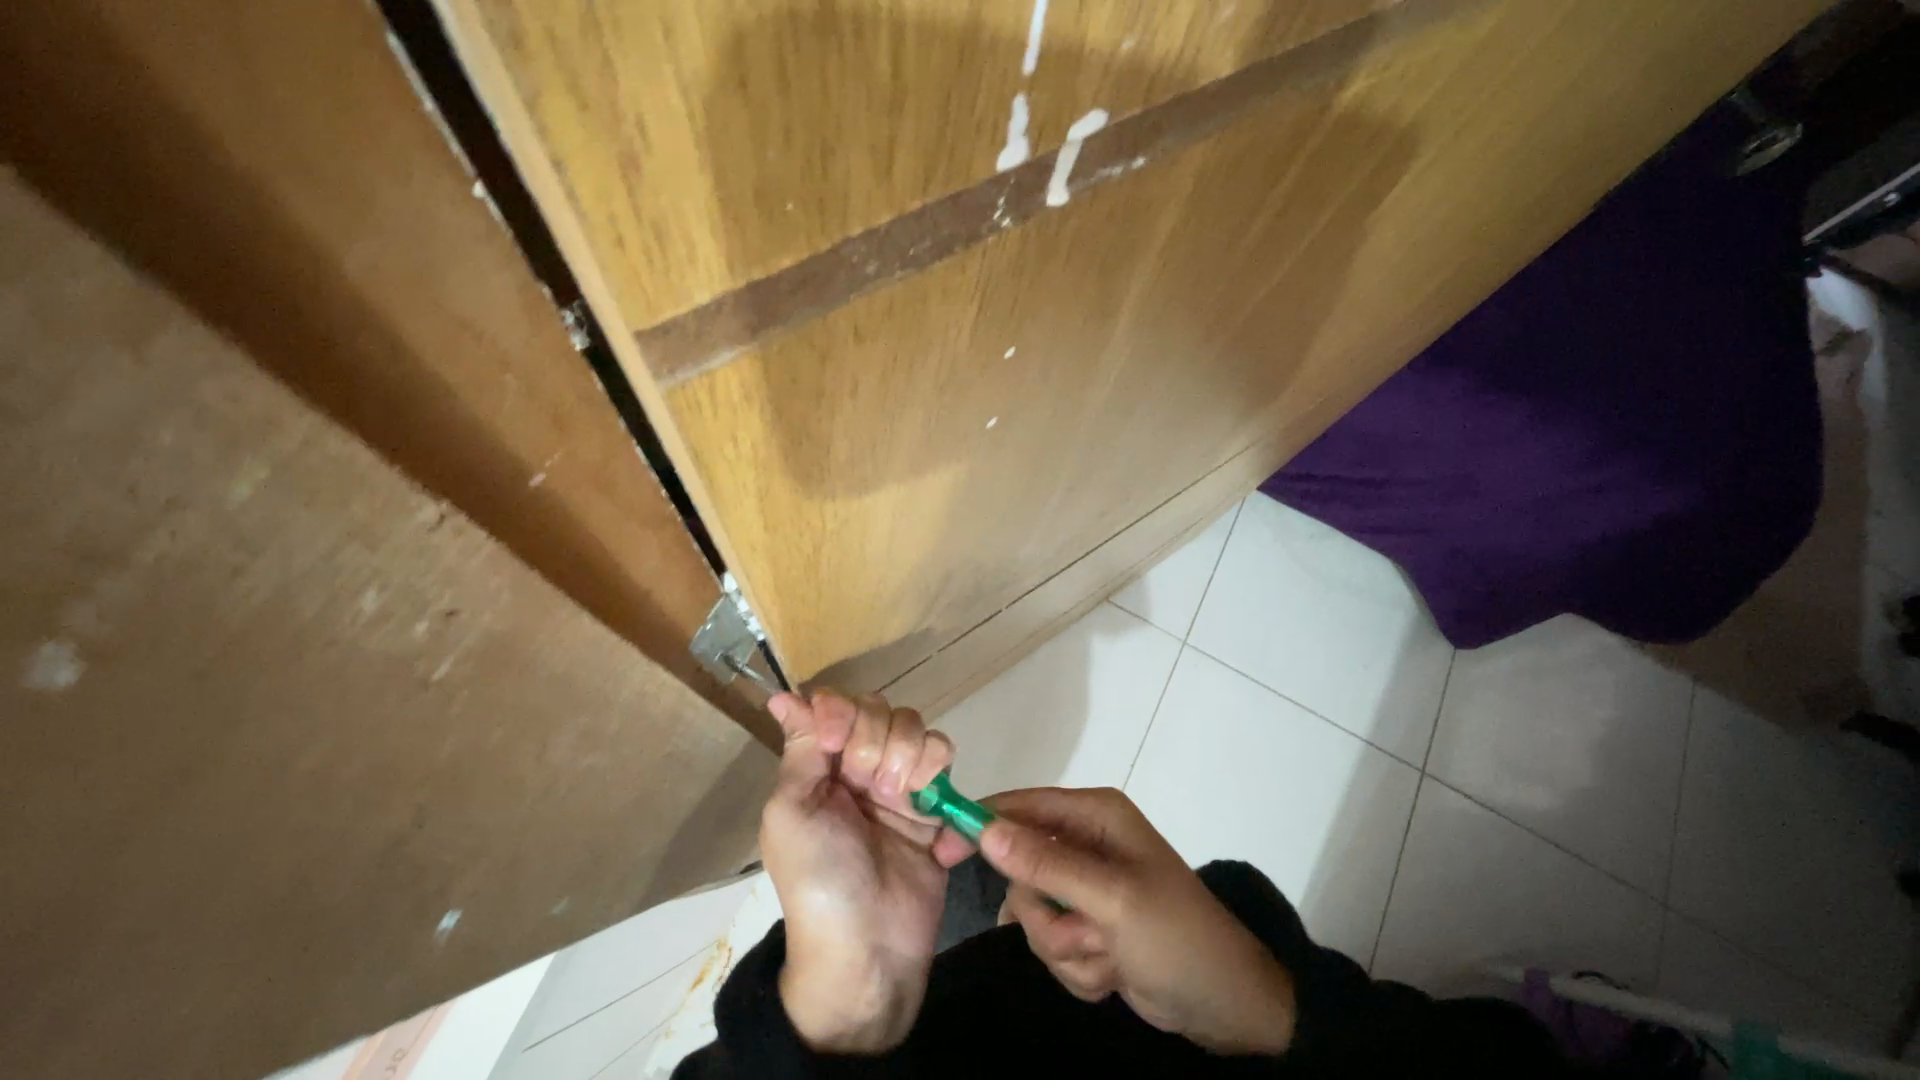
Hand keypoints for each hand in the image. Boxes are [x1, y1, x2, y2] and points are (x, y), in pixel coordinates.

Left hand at [760, 689, 974, 1052]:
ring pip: (921, 733)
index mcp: (821, 768)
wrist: (867, 952)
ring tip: (902, 804)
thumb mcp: (791, 812)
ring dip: (912, 762)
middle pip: (884, 713)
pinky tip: (935, 835)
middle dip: (877, 743)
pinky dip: (944, 793)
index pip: (839, 706)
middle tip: (868, 788)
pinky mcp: (937, 813)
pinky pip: (949, 770)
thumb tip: (782, 695)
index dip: (843, 712)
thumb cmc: (817, 879)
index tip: (838, 743)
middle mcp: (860, 769)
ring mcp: (901, 789)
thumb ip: (802, 749)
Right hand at [979, 787, 1296, 1055]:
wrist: (1227, 1006)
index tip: (942, 851)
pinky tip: (1114, 971)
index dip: (980, 824)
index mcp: (1096, 817)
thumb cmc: (1176, 936)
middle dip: (1048, 915)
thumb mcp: (1112, 899)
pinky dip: (1078, 967)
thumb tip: (985, 829)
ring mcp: (1085, 890)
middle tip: (1084, 930)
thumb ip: (1047, 865)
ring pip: (1032, 916)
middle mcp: (1086, 845)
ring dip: (1066, 947)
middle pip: (1020, 871)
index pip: (1020, 807)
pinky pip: (1051, 945)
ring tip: (1109, 953)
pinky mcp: (1088, 928)